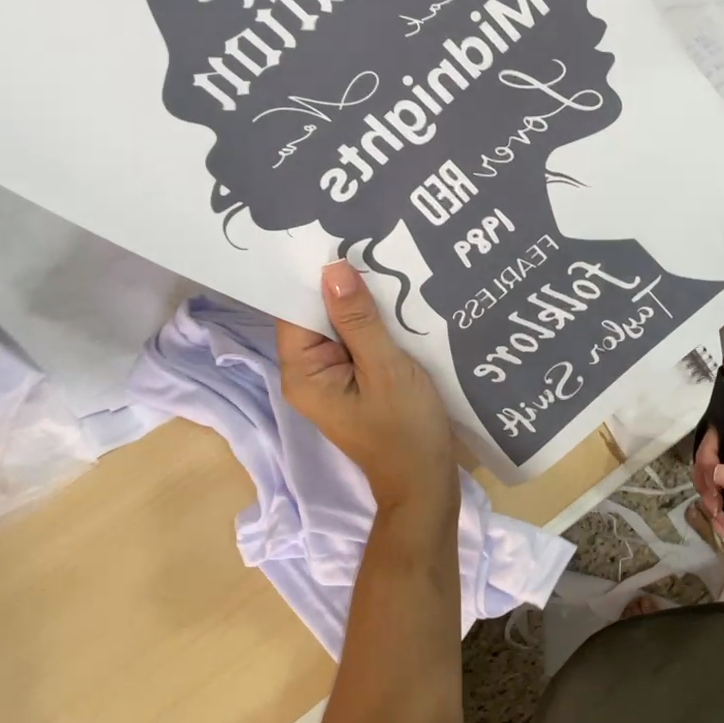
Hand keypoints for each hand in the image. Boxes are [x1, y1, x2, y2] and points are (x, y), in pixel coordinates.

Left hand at [277, 261, 457, 510]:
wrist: (425, 482)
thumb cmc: (406, 430)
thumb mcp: (387, 370)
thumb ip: (359, 321)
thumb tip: (333, 270)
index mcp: (303, 373)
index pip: (297, 310)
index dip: (318, 278)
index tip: (341, 240)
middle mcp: (309, 374)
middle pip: (319, 317)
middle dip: (346, 289)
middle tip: (371, 246)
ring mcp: (334, 381)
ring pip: (343, 330)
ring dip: (366, 308)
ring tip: (389, 268)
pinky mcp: (357, 384)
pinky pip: (360, 345)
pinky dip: (377, 328)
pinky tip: (400, 308)